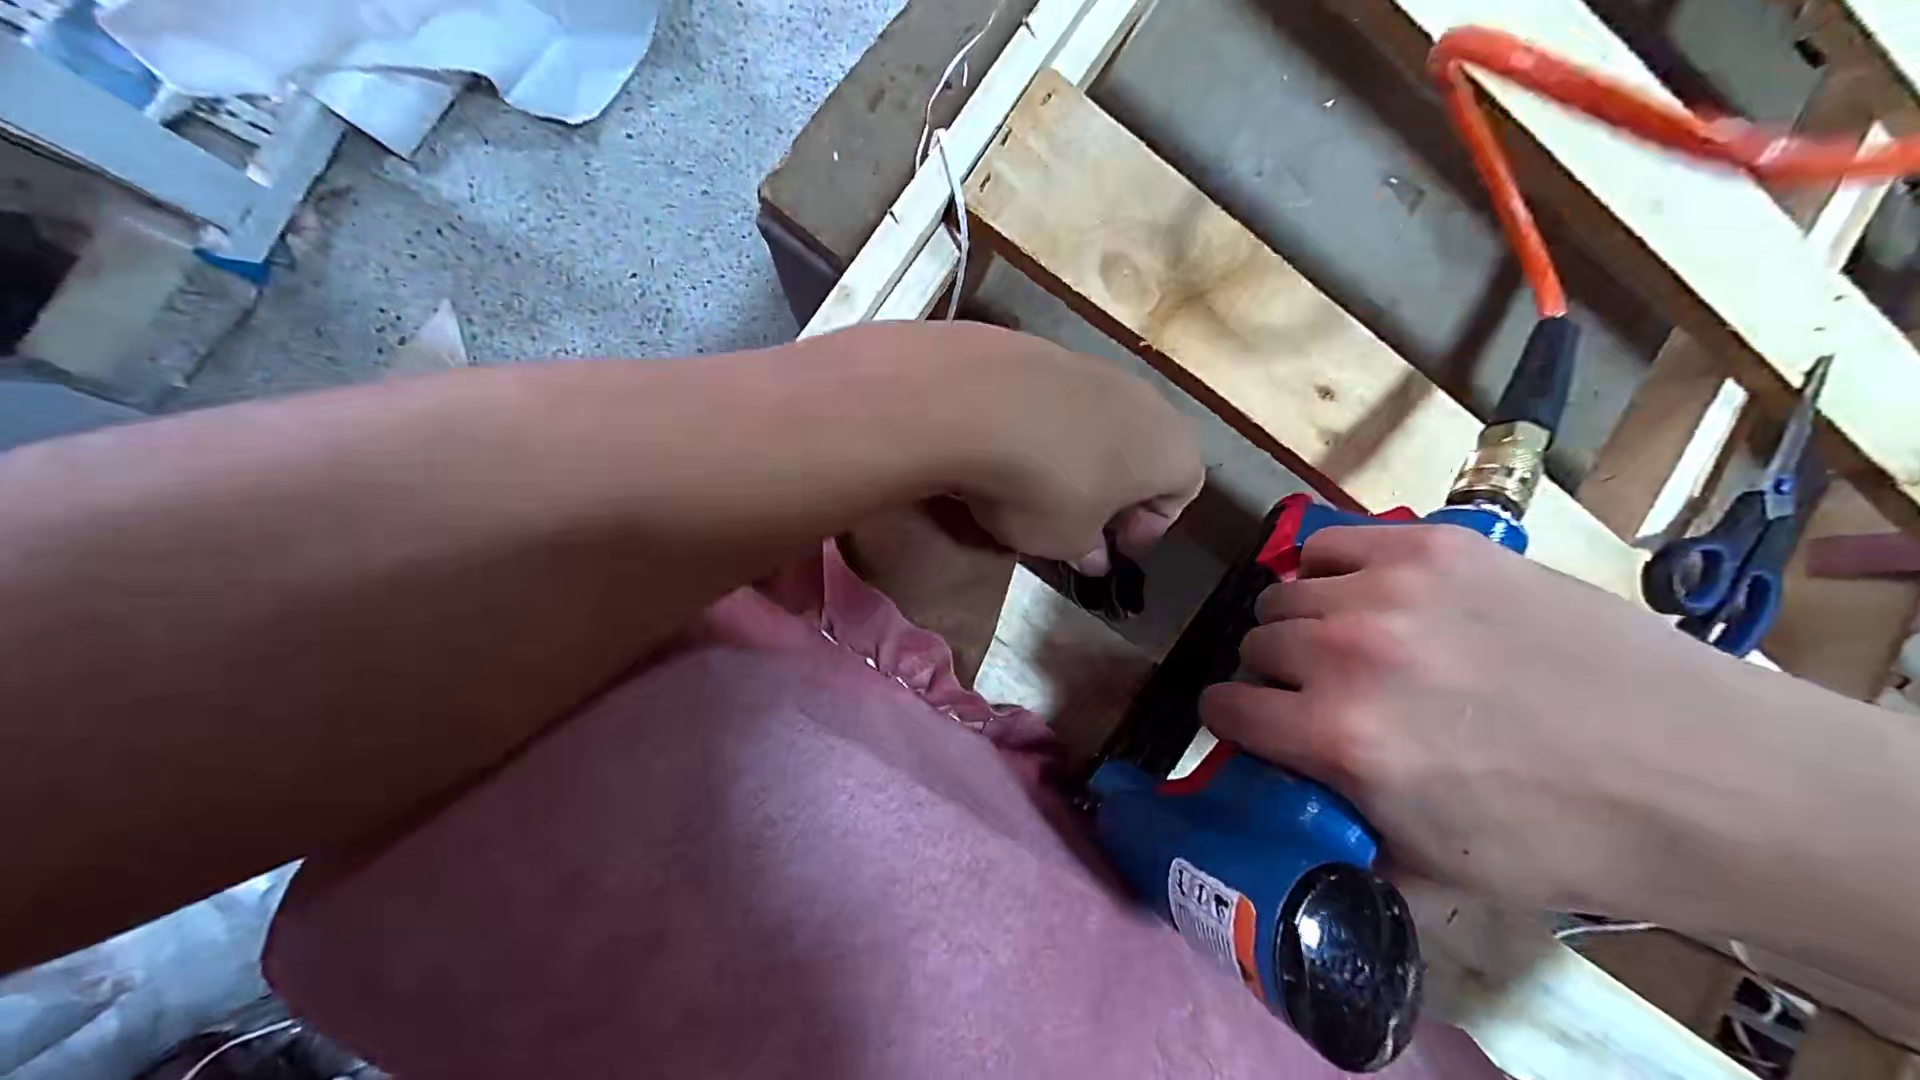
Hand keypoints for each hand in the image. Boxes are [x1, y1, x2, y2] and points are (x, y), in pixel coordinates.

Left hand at [848, 321, 1203, 571]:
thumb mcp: (1067, 541)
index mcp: (1173, 450)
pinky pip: (1056, 401)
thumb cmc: (1048, 488)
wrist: (981, 402)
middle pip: (1141, 451)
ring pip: (1099, 422)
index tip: (1113, 547)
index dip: (1149, 526)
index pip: (1182, 492)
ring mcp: (1097, 368)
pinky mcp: (1047, 351)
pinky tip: (1008, 449)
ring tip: (1037, 484)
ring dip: (1078, 454)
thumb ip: (1086, 550)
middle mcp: (1148, 401)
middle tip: (1079, 519)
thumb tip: (1093, 556)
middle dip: (1114, 488)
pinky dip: (1043, 426)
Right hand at [1196, 524, 1904, 928]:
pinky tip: (1360, 592)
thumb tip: (1280, 806)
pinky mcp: (1434, 547)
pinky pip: (1329, 543)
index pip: (1224, 708)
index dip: (1233, 721)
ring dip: (1298, 623)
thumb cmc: (1564, 834)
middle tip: (1313, 689)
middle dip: (1272, 673)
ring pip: (1282, 593)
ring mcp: (1389, 591)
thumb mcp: (1428, 866)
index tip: (1253, 724)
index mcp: (1339, 739)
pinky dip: (1327, 569)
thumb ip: (1333, 833)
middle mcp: (1347, 655)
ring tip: (1343, 641)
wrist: (1708, 774)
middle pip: (1254, 644)